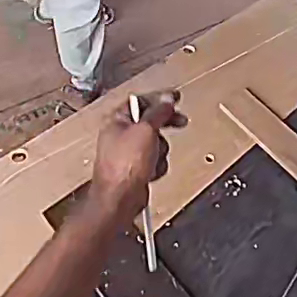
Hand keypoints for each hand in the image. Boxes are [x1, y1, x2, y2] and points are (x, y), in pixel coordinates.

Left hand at [89, 90, 185, 220]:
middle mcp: (120, 134)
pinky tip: (151, 172)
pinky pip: (155, 160)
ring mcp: (128, 153)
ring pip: (156, 142)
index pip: (141, 101)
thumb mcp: (146, 131)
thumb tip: (167, 99)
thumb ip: (158, 113)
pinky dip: (157, 165)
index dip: (160, 98)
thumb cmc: (125, 165)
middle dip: (164, 126)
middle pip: (150, 121)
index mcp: (117, 120)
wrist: (120, 199)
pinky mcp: (135, 168)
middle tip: (180, 121)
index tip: (175, 98)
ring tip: (153, 157)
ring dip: (160, 150)